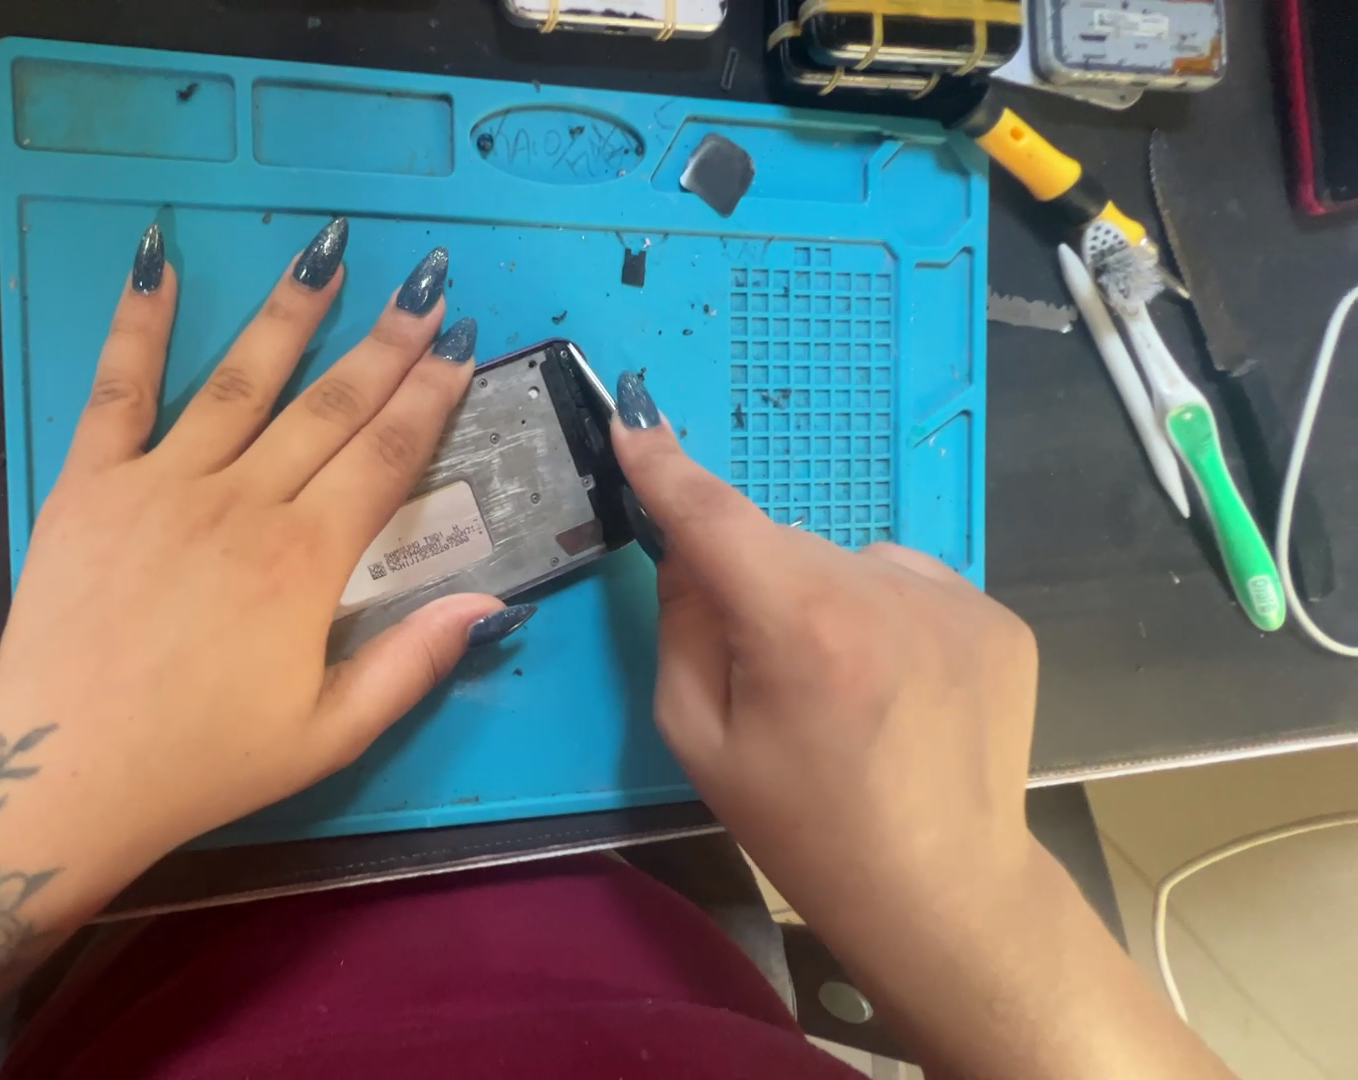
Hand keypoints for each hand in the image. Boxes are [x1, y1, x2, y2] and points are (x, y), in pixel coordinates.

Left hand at [0, 220, 516, 867]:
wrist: (60, 770)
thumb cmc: (202, 760)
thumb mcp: (328, 736)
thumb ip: (412, 665)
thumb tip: (493, 604)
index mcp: (305, 561)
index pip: (386, 458)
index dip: (430, 399)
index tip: (461, 347)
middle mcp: (242, 502)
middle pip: (330, 408)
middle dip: (386, 345)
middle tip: (424, 287)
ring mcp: (162, 482)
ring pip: (242, 381)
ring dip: (289, 314)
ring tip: (327, 254)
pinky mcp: (92, 481)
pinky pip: (119, 388)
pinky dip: (138, 325)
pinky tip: (156, 263)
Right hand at [609, 373, 1040, 946]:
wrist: (940, 888)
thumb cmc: (796, 819)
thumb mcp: (695, 731)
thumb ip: (680, 624)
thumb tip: (686, 552)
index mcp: (799, 629)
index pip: (714, 518)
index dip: (666, 467)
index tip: (632, 420)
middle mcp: (882, 594)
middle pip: (774, 543)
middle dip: (742, 573)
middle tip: (749, 653)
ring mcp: (952, 598)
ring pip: (833, 558)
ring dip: (807, 591)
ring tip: (829, 676)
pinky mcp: (993, 613)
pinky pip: (893, 577)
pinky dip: (866, 605)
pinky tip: (883, 673)